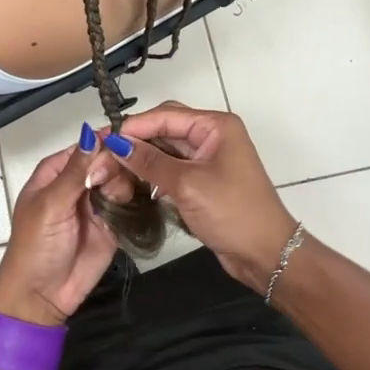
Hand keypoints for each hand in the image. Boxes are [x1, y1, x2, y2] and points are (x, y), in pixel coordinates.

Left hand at [0, 135, 119, 326]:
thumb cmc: (36, 246)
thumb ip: (76, 172)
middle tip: (107, 186)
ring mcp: (96, 202)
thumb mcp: (51, 205)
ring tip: (114, 202)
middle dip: (114, 166)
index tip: (123, 145)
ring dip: (123, 185)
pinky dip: (132, 202)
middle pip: (108, 160)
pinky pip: (128, 203)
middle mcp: (78, 182)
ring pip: (121, 179)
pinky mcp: (112, 223)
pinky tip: (129, 207)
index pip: (87, 146)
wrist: (43, 295)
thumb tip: (92, 134)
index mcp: (57, 171)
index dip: (105, 143)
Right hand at [114, 103, 297, 291]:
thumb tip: (115, 143)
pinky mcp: (203, 179)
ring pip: (165, 148)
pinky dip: (152, 173)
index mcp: (215, 126)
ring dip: (141, 158)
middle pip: (163, 128)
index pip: (165, 115)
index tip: (102, 139)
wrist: (266, 255)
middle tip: (104, 155)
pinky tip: (132, 183)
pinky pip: (171, 167)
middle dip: (134, 141)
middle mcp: (212, 135)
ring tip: (112, 169)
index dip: (133, 126)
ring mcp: (208, 158)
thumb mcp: (187, 185)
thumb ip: (149, 161)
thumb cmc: (233, 213)